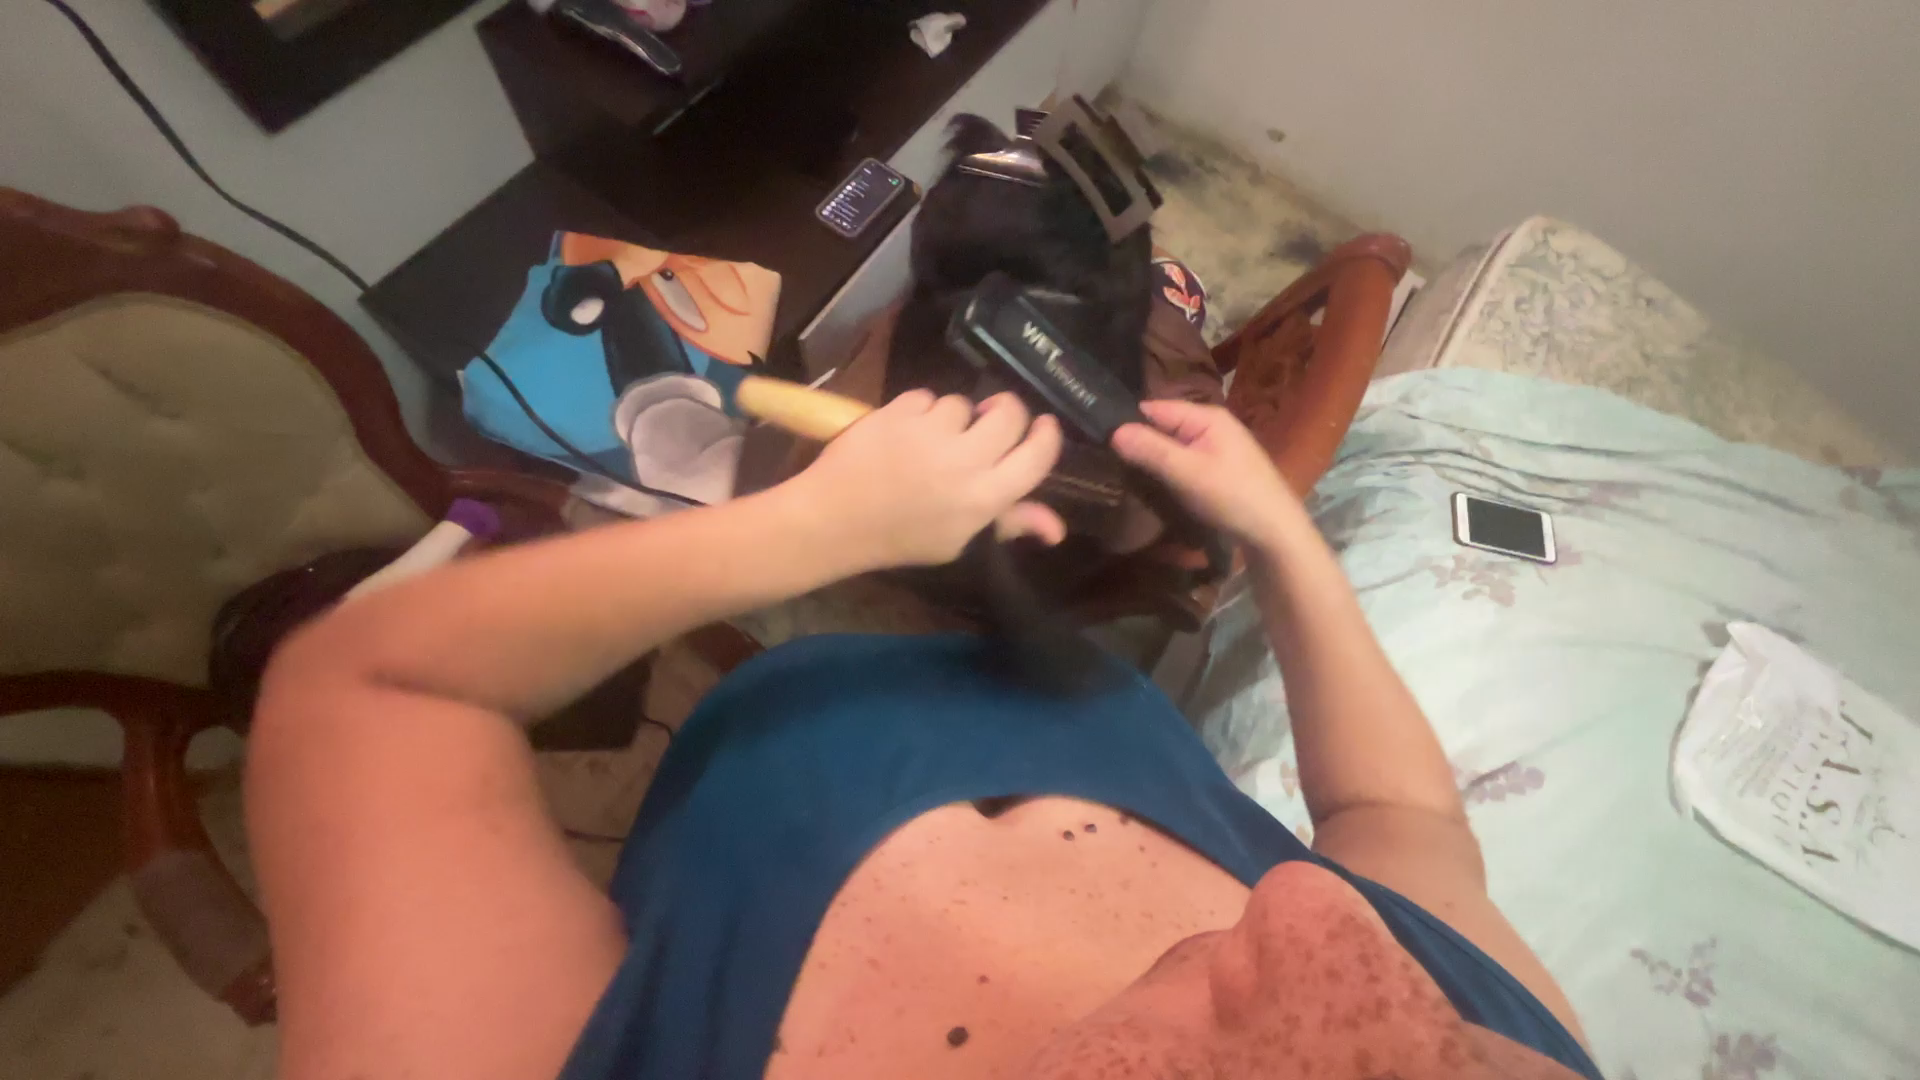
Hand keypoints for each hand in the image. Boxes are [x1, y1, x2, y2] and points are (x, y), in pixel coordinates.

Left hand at [793, 390, 1064, 569]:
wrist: (834, 521)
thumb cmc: (901, 538)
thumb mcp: (959, 541)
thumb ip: (1008, 523)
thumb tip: (1057, 529)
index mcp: (985, 498)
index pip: (1038, 455)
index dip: (1046, 435)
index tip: (1043, 425)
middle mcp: (965, 462)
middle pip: (1009, 413)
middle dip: (1004, 411)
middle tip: (990, 420)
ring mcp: (930, 434)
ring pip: (962, 403)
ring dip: (953, 416)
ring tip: (931, 440)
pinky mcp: (898, 413)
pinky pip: (925, 397)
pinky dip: (918, 411)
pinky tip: (903, 434)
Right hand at [1110, 399, 1301, 546]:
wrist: (1274, 532)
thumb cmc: (1233, 496)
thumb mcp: (1187, 472)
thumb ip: (1151, 450)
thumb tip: (1113, 430)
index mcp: (1207, 416)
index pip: (1155, 408)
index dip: (1128, 422)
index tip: (1099, 440)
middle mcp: (1211, 424)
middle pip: (1162, 426)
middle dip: (1138, 441)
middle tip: (1106, 461)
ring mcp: (1215, 447)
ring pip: (1170, 445)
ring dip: (1151, 458)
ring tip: (1121, 472)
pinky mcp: (1215, 468)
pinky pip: (1181, 460)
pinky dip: (1165, 470)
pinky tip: (1152, 483)